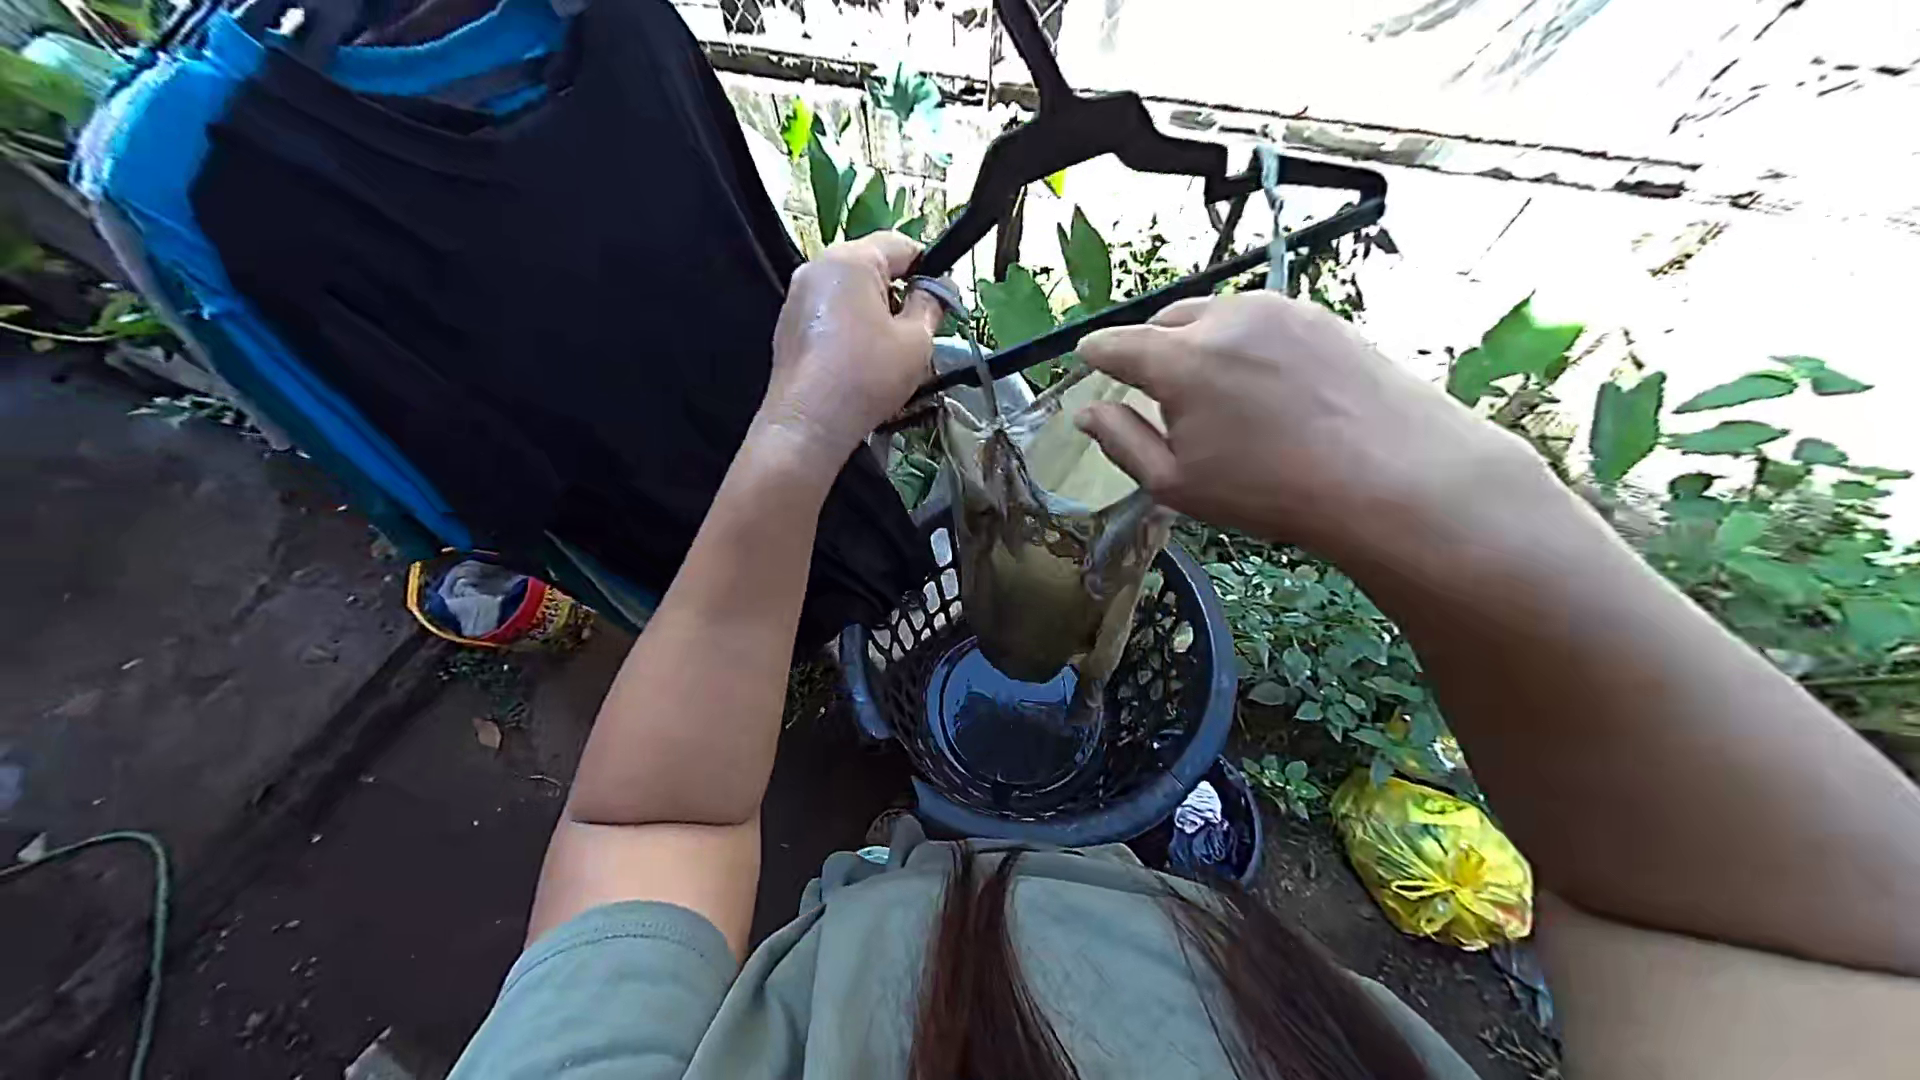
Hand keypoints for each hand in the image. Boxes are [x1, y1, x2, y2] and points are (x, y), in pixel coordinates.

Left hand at [755, 233, 942, 466]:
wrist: (807, 424)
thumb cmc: (867, 377)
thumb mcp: (916, 341)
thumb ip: (931, 304)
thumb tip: (938, 287)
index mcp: (850, 260)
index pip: (900, 244)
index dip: (929, 268)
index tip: (942, 300)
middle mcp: (818, 268)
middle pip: (872, 268)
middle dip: (900, 294)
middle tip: (919, 333)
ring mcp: (798, 298)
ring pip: (851, 293)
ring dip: (876, 314)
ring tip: (890, 354)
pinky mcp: (789, 327)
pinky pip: (831, 315)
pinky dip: (852, 330)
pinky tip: (861, 364)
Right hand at [1075, 292, 1553, 563]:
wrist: (1392, 476)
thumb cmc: (1267, 490)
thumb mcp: (1175, 483)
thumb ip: (1121, 441)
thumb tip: (1087, 412)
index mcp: (1178, 360)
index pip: (1115, 343)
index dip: (1095, 355)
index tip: (1089, 362)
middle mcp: (1222, 318)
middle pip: (1161, 322)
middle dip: (1147, 350)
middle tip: (1156, 393)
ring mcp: (1275, 309)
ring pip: (1210, 315)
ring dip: (1194, 344)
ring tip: (1213, 391)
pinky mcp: (1317, 313)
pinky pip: (1255, 319)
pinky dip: (1239, 342)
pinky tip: (1261, 384)